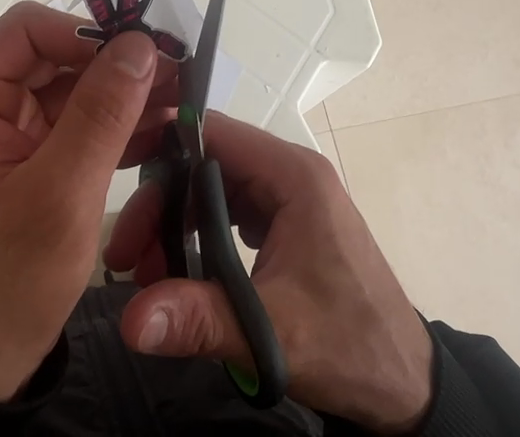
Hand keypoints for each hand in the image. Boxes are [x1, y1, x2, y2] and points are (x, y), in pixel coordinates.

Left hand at [0, 2, 175, 400]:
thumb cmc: (6, 280)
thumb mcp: (60, 195)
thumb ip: (101, 114)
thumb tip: (138, 45)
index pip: (28, 30)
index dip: (85, 31)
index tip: (141, 53)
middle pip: (53, 56)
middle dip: (114, 64)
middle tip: (177, 73)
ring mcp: (5, 136)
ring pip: (70, 90)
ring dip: (121, 94)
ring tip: (179, 101)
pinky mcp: (27, 164)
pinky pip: (73, 127)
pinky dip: (113, 127)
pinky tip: (158, 133)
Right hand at [104, 113, 435, 433]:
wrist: (406, 387)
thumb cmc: (350, 347)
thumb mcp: (270, 332)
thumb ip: (199, 319)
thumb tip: (129, 319)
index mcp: (293, 176)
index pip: (211, 132)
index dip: (159, 143)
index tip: (112, 170)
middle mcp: (289, 175)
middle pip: (205, 163)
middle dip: (159, 202)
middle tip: (124, 252)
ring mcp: (288, 199)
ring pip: (211, 189)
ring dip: (173, 222)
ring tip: (141, 269)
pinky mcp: (285, 225)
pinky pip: (226, 213)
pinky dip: (195, 236)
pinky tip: (174, 271)